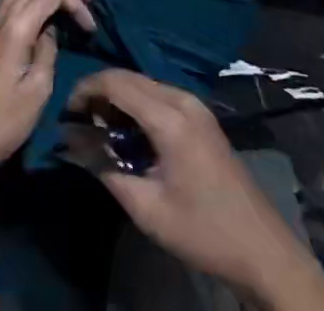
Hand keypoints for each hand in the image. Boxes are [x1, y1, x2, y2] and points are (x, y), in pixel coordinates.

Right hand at [70, 70, 323, 310]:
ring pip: (145, 84)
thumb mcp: (145, 206)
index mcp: (170, 117)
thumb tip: (69, 141)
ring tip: (97, 130)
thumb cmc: (200, 229)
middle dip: (99, 92)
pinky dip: (137, 105)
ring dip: (118, 98)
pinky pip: (160, 96)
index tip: (64, 113)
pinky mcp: (201, 117)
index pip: (116, 82)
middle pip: (130, 77)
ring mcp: (196, 106)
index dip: (85, 90)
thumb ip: (104, 167)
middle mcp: (183, 99)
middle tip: (76, 124)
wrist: (259, 246)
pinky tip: (127, 133)